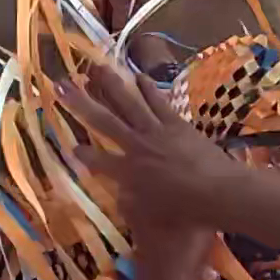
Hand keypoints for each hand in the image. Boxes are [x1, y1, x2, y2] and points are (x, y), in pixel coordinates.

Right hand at [54, 61, 241, 234]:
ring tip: (96, 68)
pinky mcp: (176, 123)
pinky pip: (158, 101)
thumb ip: (133, 203)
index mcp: (128, 172)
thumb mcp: (151, 212)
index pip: (98, 161)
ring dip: (111, 84)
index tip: (71, 146)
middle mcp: (136, 146)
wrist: (217, 192)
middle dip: (80, 103)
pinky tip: (138, 75)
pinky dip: (147, 88)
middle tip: (62, 84)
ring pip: (128, 103)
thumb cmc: (185, 210)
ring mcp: (156, 130)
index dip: (83, 154)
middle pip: (103, 120)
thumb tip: (122, 195)